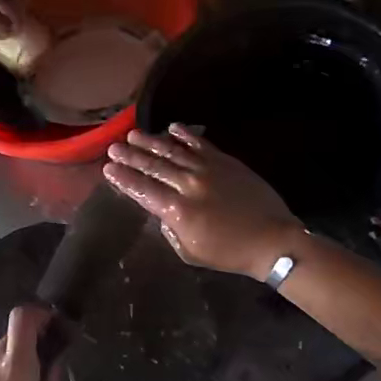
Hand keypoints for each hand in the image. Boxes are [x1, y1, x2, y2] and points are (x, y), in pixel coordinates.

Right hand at [103, 125, 304, 279]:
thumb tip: (160, 210)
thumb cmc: (228, 252)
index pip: (142, 189)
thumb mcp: (189, 251)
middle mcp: (189, 185)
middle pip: (153, 166)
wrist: (273, 241)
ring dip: (151, 141)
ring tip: (134, 134)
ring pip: (173, 151)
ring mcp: (209, 170)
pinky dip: (185, 135)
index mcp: (177, 211)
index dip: (123, 178)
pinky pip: (201, 144)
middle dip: (130, 156)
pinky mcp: (226, 162)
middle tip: (113, 148)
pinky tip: (172, 128)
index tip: (108, 169)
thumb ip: (169, 229)